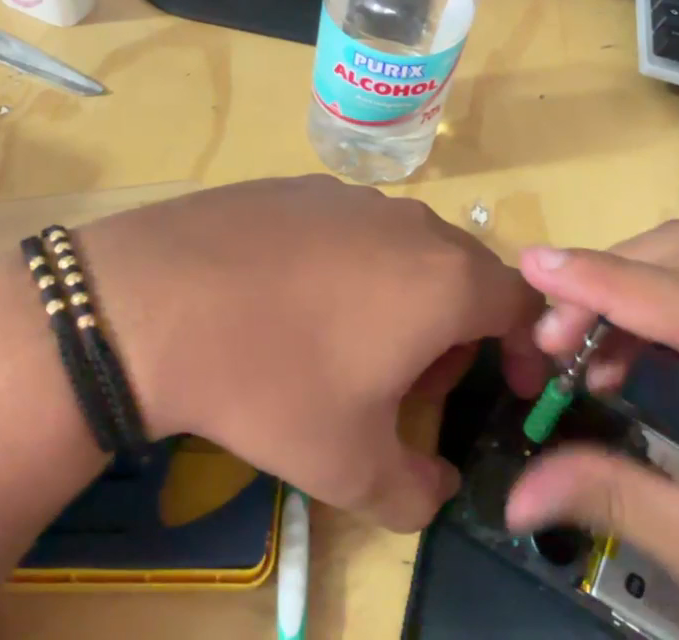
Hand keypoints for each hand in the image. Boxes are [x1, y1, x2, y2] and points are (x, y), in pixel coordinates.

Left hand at [76, 176, 543, 531]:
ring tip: (347, 342)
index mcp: (447, 280)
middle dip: (460, 331)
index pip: (523, 303)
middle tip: (414, 381)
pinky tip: (292, 300)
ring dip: (406, 297)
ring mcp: (354, 197)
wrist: (151, 305)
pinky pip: (353, 228)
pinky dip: (352, 266)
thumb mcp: (349, 466)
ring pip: (409, 248)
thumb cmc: (273, 383)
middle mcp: (413, 224)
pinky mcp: (300, 186)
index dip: (527, 346)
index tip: (506, 385)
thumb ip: (415, 492)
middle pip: (467, 274)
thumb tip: (438, 490)